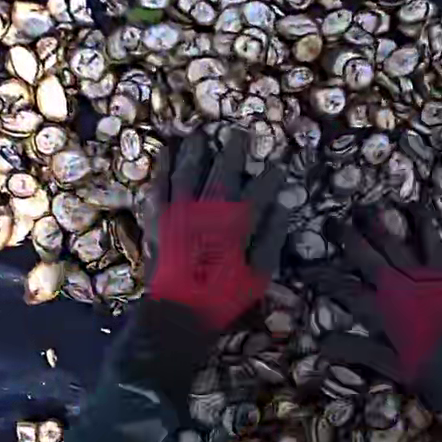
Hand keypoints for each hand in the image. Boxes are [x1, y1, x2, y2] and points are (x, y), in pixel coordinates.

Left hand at [142, 130, 290, 331]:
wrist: (179, 309)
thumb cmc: (223, 295)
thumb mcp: (259, 273)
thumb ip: (272, 237)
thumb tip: (282, 206)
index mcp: (238, 219)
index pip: (261, 188)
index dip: (271, 175)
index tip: (278, 164)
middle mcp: (210, 206)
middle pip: (224, 169)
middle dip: (234, 149)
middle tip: (239, 132)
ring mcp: (181, 208)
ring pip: (189, 169)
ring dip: (197, 149)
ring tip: (200, 134)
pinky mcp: (159, 216)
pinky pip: (160, 184)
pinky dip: (164, 167)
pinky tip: (166, 153)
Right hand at [315, 205, 441, 382]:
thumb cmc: (434, 367)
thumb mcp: (392, 365)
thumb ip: (357, 350)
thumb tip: (321, 345)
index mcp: (382, 309)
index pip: (343, 288)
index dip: (322, 276)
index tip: (303, 268)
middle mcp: (398, 285)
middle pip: (367, 255)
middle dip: (347, 238)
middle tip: (332, 221)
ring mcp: (423, 275)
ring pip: (396, 242)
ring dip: (379, 224)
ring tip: (366, 206)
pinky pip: (431, 241)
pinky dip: (422, 224)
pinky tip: (417, 209)